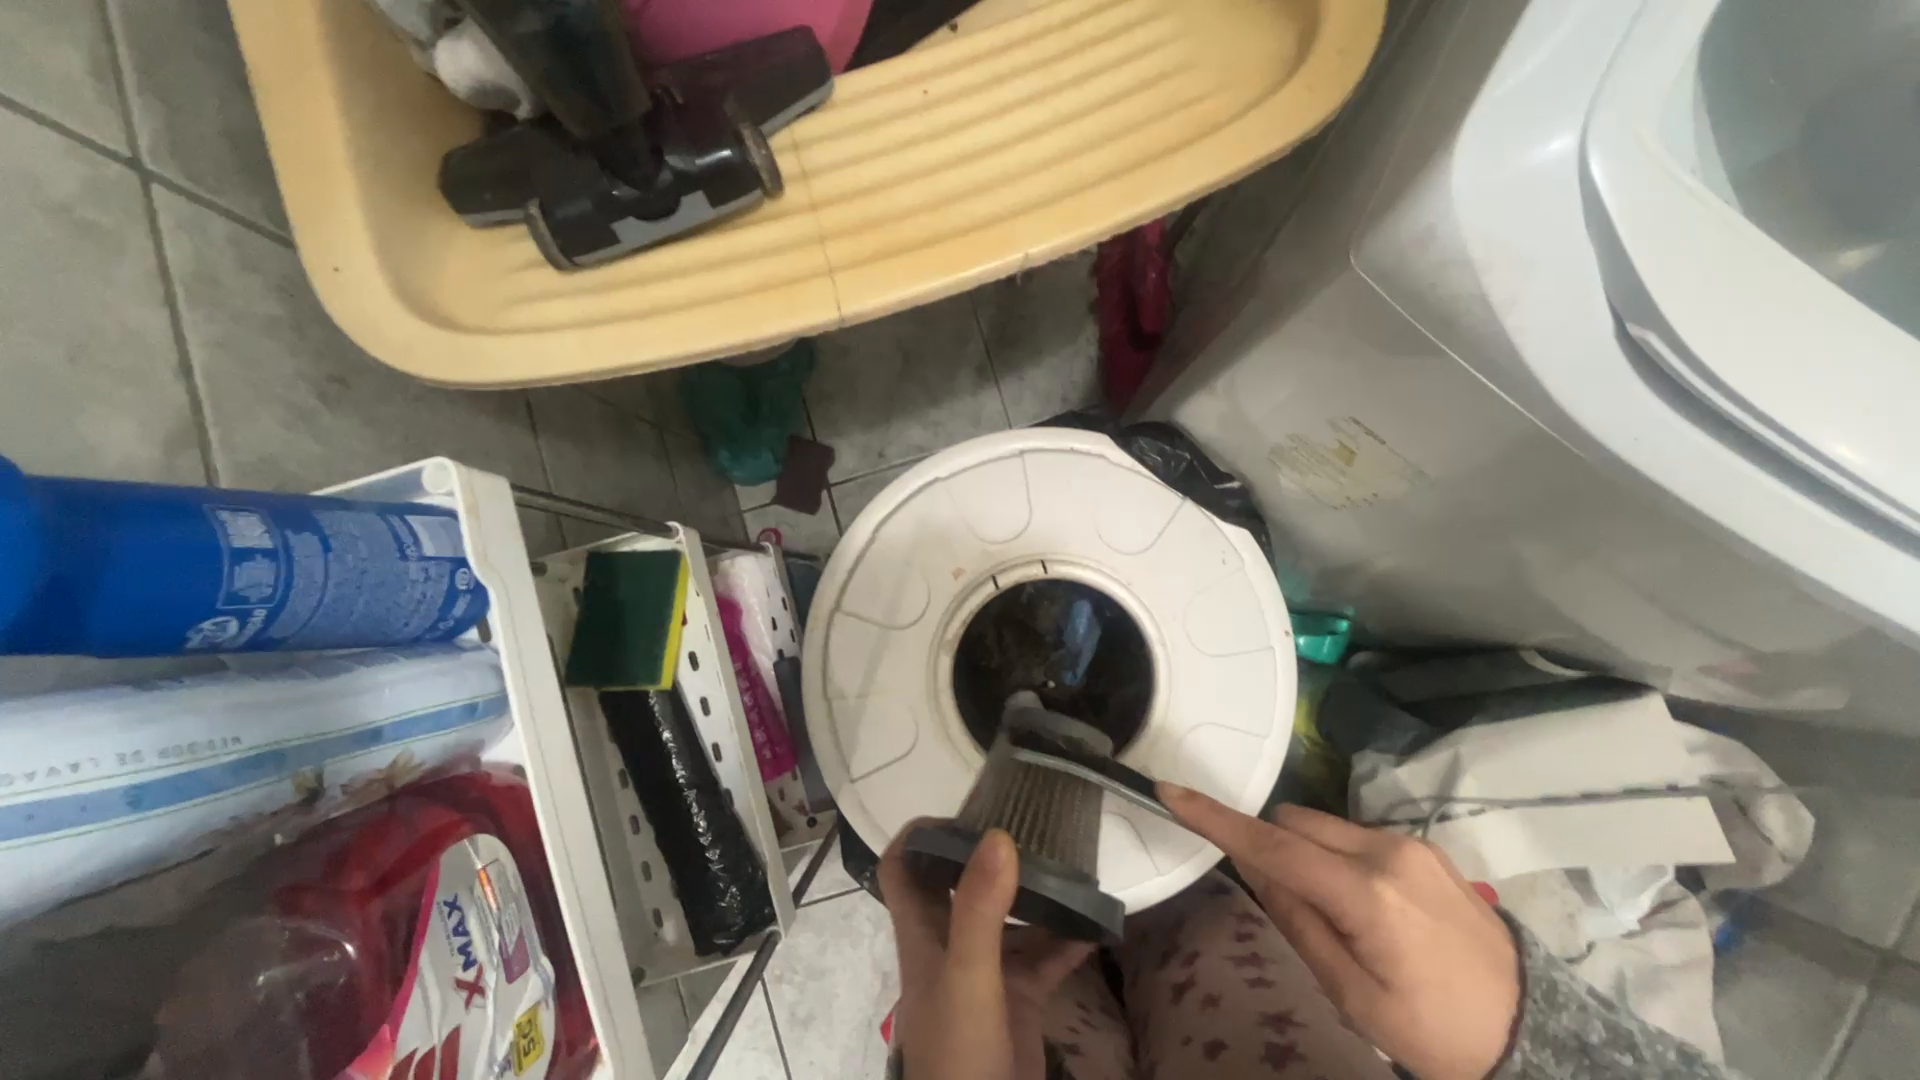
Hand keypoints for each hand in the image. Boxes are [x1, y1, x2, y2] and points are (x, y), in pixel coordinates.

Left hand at [879, 822, 1095, 1079]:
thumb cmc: (959, 1047)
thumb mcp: (967, 975)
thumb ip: (979, 908)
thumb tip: (997, 834)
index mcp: (923, 929)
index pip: (904, 865)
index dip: (923, 834)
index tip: (968, 812)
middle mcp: (951, 941)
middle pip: (963, 881)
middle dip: (993, 853)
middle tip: (1035, 824)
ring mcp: (987, 970)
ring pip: (1011, 916)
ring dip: (1039, 892)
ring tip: (1076, 862)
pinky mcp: (1019, 996)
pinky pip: (1046, 956)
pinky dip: (1069, 938)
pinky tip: (1100, 920)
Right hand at [1160, 786, 1520, 1079]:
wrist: (1531, 1031)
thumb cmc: (1432, 1031)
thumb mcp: (1352, 994)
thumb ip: (1295, 919)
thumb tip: (1251, 864)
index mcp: (1367, 895)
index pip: (1273, 846)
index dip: (1216, 819)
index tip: (1170, 791)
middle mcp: (1387, 851)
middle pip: (1292, 822)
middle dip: (1270, 847)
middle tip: (1289, 907)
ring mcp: (1410, 843)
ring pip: (1320, 823)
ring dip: (1304, 852)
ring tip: (1335, 913)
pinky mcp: (1424, 845)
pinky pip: (1353, 834)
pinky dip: (1335, 856)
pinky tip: (1364, 904)